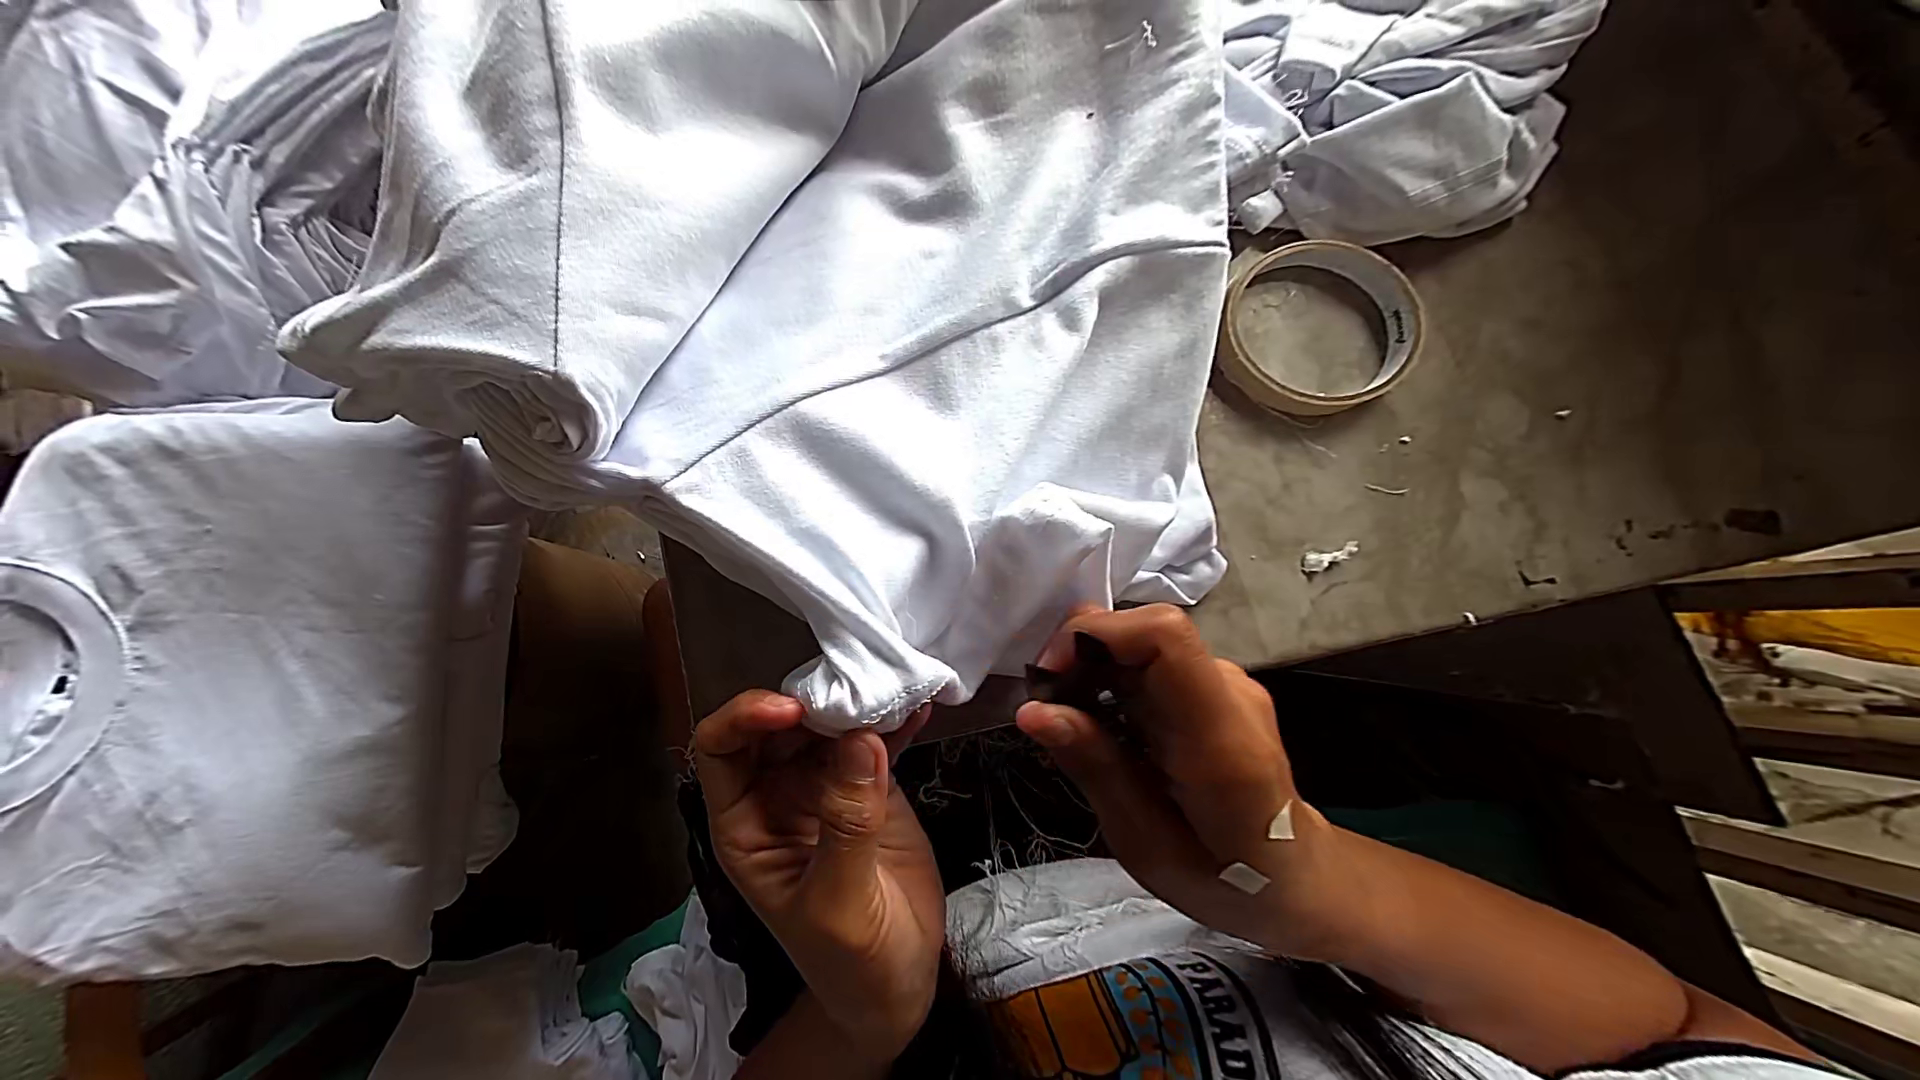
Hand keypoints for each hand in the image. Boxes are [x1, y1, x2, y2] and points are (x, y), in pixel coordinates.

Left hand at [694, 692, 943, 1065]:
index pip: (721, 750)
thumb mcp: (838, 904)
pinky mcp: (870, 784)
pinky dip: (895, 723)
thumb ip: (846, 825)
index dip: (745, 718)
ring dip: (857, 703)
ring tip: (892, 689)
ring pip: (828, 724)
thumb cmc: (852, 963)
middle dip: (812, 702)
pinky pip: (876, 741)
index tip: (791, 709)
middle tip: (856, 690)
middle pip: (780, 726)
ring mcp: (826, 787)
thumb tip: (859, 741)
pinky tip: (918, 708)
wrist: (900, 983)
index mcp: (748, 823)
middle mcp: (780, 795)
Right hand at [1015, 605, 1338, 958]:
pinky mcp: (1213, 685)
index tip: (1050, 678)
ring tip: (1073, 727)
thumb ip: (1094, 767)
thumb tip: (1032, 710)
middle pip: (1143, 630)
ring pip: (1140, 643)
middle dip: (1079, 656)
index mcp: (1218, 737)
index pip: (1164, 635)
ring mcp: (1225, 682)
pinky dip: (1112, 682)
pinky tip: (1104, 729)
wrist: (1298, 877)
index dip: (1095, 635)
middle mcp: (1227, 691)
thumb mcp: (1145, 845)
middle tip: (1049, 710)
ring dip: (1092, 671)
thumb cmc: (1227, 881)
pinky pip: (1150, 663)